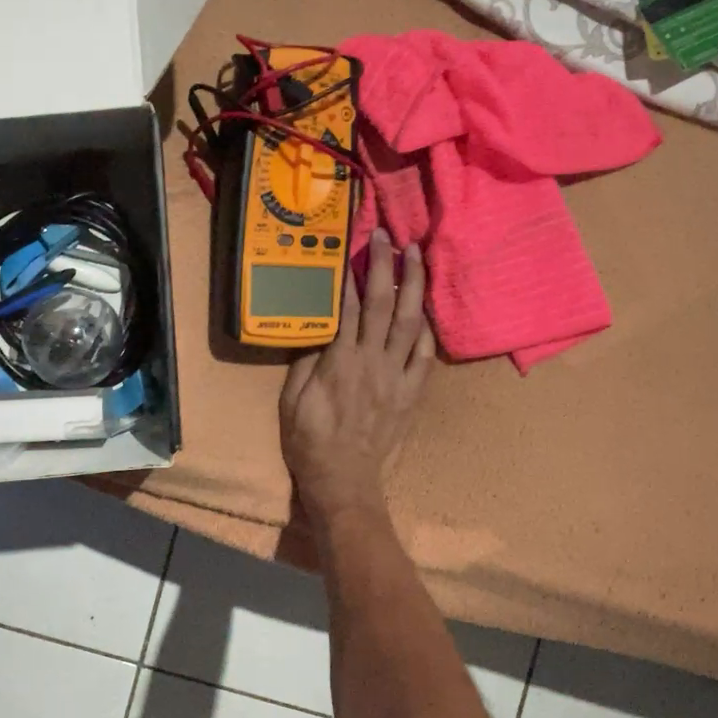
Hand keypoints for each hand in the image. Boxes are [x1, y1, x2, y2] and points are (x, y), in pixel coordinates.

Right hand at [280, 229, 434, 521]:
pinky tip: (423, 309)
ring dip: (413, 286)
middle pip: (383, 305)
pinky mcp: (411, 393)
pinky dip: (426, 328)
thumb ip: (306, 362)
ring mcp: (397, 377)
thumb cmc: (309, 442)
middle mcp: (373, 362)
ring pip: (410, 322)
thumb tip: (316, 329)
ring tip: (416, 256)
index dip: (350, 275)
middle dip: (386, 266)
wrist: (345, 481)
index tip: (353, 247)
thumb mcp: (291, 402)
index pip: (347, 308)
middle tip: (388, 236)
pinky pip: (425, 355)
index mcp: (340, 362)